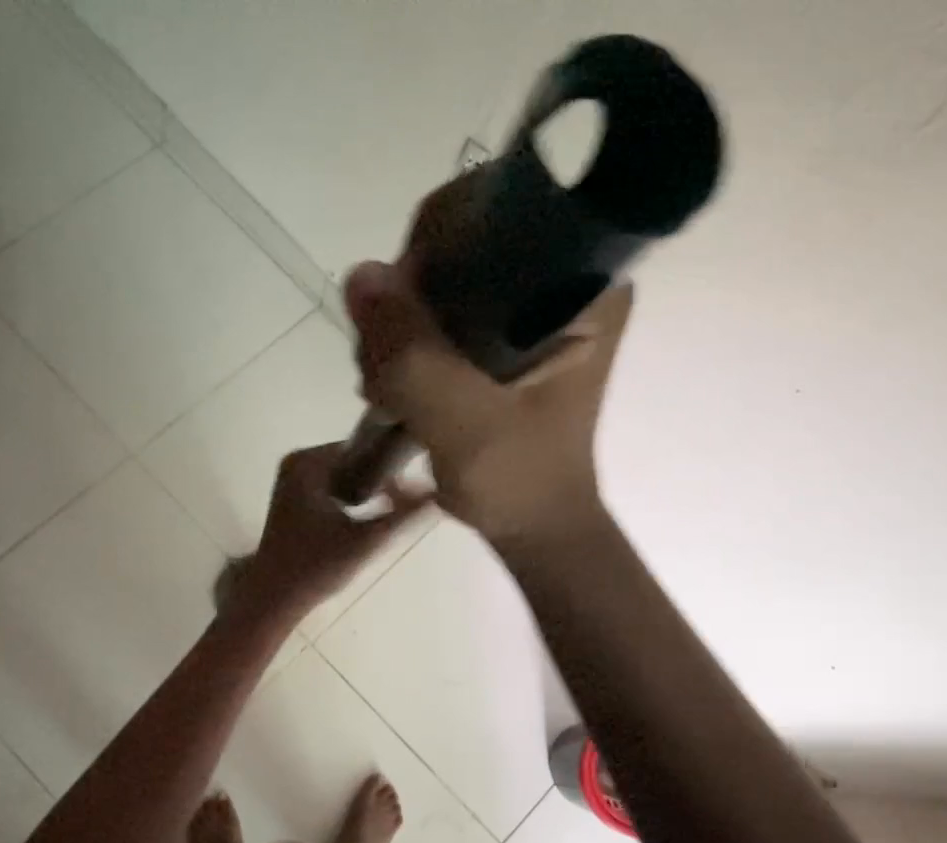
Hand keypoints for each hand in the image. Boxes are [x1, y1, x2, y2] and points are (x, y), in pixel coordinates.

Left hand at [230, 443, 428, 617]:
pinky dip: (352, 497)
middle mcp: (297, 461)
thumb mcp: (366, 539)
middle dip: (382, 477)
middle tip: (408, 499)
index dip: (392, 463)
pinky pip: (333, 485)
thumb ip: (404, 513)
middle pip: (355, 459)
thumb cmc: (315, 567)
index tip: (414, 484)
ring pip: (346, 474)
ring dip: (369, 488)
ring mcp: (292, 478)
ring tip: (394, 507)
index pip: (364, 446)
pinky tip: (368, 516)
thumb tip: (438, 490)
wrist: (273, 597)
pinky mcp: (293, 497)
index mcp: (308, 461)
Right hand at [342, 181, 634, 543]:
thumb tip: (361, 275)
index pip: (506, 209)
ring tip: (382, 382)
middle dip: (410, 293)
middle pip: (466, 242)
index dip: (441, 238)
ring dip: (400, 321)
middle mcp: (563, 283)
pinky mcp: (503, 336)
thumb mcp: (465, 424)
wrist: (534, 530)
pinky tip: (389, 379)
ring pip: (445, 276)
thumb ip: (416, 355)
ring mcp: (530, 309)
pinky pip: (440, 308)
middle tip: (384, 361)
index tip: (403, 298)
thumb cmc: (518, 481)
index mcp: (585, 288)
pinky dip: (407, 337)